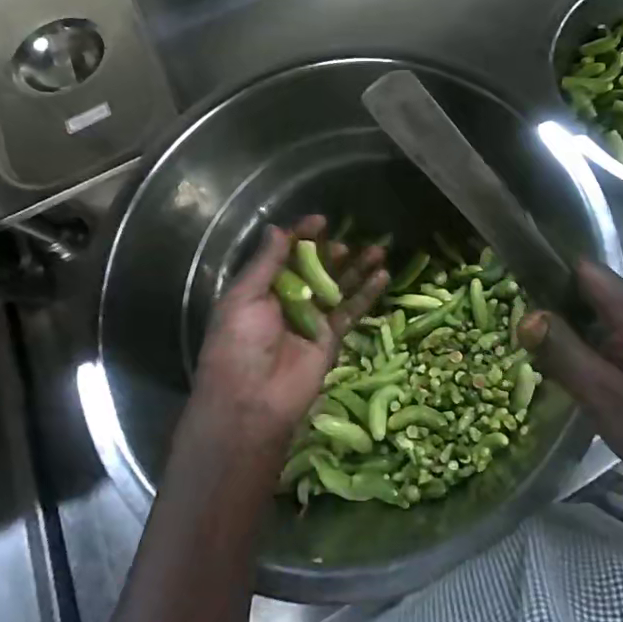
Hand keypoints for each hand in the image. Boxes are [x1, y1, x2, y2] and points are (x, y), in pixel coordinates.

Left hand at [186, 216, 387, 461]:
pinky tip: (383, 275)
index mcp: (261, 287)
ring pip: (338, 285)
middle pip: (315, 267)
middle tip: (347, 242)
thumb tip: (279, 228)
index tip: (321, 221)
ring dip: (357, 267)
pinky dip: (368, 293)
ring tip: (379, 248)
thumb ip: (267, 262)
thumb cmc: (239, 343)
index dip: (302, 235)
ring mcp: (311, 318)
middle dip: (331, 251)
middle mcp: (287, 299)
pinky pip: (351, 310)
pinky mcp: (331, 338)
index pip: (284, 253)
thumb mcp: (244, 297)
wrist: (251, 401)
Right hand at [517, 260, 622, 500]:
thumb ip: (562, 350)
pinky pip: (620, 323)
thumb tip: (526, 316)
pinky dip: (597, 335)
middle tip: (527, 327)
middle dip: (559, 302)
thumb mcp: (601, 395)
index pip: (584, 268)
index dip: (551, 274)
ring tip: (546, 345)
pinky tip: (581, 362)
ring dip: (577, 321)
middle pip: (594, 285)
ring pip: (606, 306)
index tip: (522, 292)